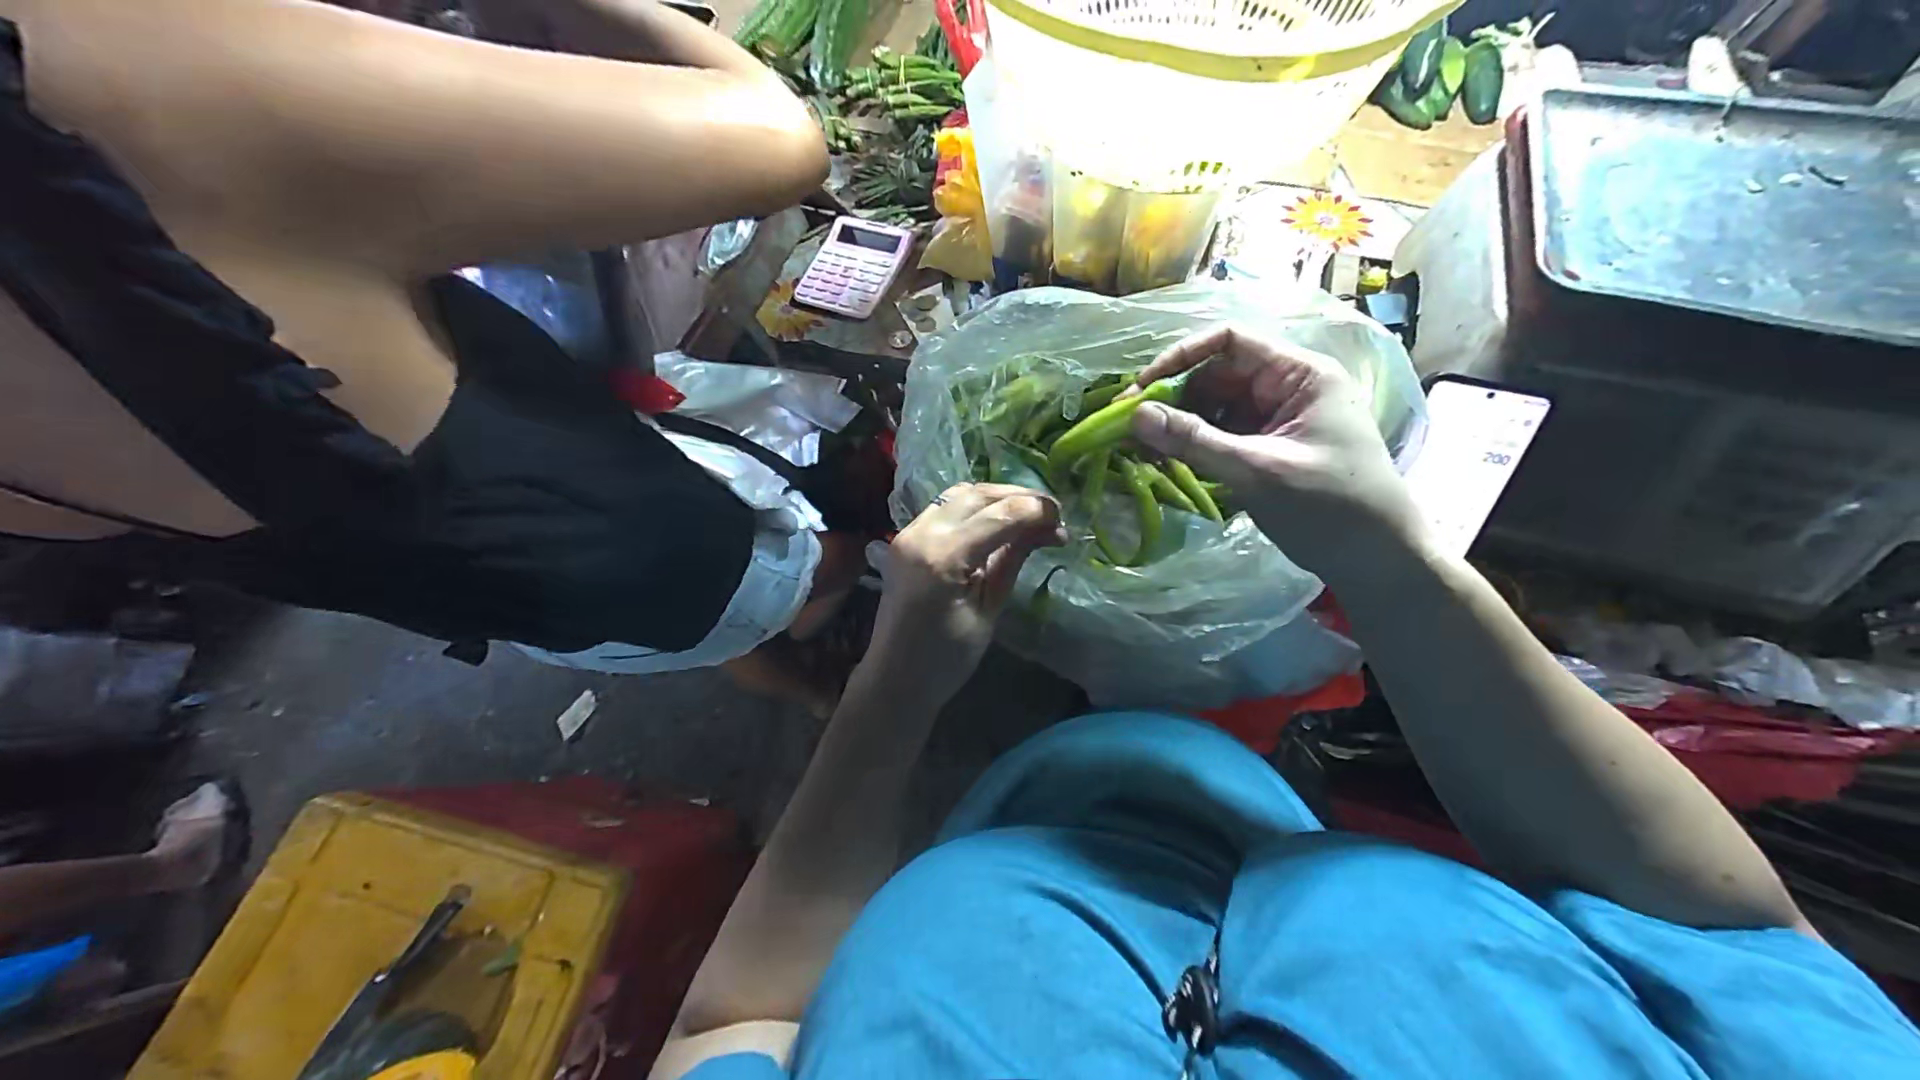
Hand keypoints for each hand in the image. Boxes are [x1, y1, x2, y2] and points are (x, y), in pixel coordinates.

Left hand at [866, 484, 1064, 703]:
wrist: (895, 678)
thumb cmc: (946, 658)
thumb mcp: (989, 610)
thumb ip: (1012, 559)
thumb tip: (1048, 529)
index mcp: (943, 557)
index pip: (1000, 514)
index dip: (1036, 511)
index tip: (1063, 520)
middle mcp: (921, 533)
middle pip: (978, 494)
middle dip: (1019, 498)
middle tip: (1051, 515)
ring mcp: (908, 533)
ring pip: (959, 494)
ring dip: (996, 498)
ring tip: (1027, 516)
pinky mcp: (905, 538)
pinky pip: (944, 508)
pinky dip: (974, 507)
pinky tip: (995, 522)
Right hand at [1128, 325, 1428, 582]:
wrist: (1374, 558)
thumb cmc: (1330, 505)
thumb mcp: (1258, 470)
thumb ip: (1196, 442)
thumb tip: (1135, 416)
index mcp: (1298, 375)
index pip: (1230, 342)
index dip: (1181, 358)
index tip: (1141, 389)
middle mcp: (1284, 389)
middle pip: (1214, 377)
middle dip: (1171, 398)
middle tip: (1129, 426)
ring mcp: (1272, 420)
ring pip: (1211, 408)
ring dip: (1177, 425)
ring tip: (1140, 448)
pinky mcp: (1262, 449)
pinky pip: (1217, 436)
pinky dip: (1190, 446)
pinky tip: (1164, 461)